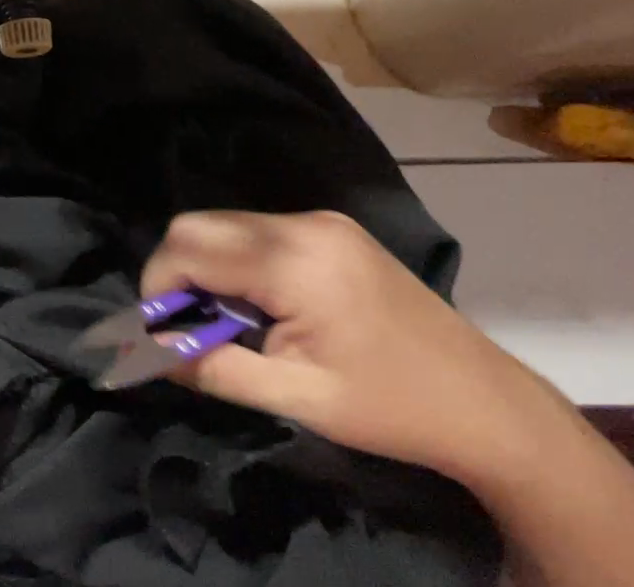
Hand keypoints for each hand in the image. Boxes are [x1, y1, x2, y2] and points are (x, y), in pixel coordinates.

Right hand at [141, 210, 567, 483]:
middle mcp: (304, 227)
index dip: (158, 288)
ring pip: (221, 226)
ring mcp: (321, 224)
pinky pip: (253, 232)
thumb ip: (208, 367)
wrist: (493, 410)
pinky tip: (259, 305)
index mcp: (296, 263)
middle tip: (191, 326)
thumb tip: (140, 349)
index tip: (165, 333)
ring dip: (205, 268)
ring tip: (228, 321)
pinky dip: (235, 262)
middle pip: (196, 227)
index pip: (185, 249)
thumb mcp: (294, 397)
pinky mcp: (331, 232)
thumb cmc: (393, 409)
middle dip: (176, 274)